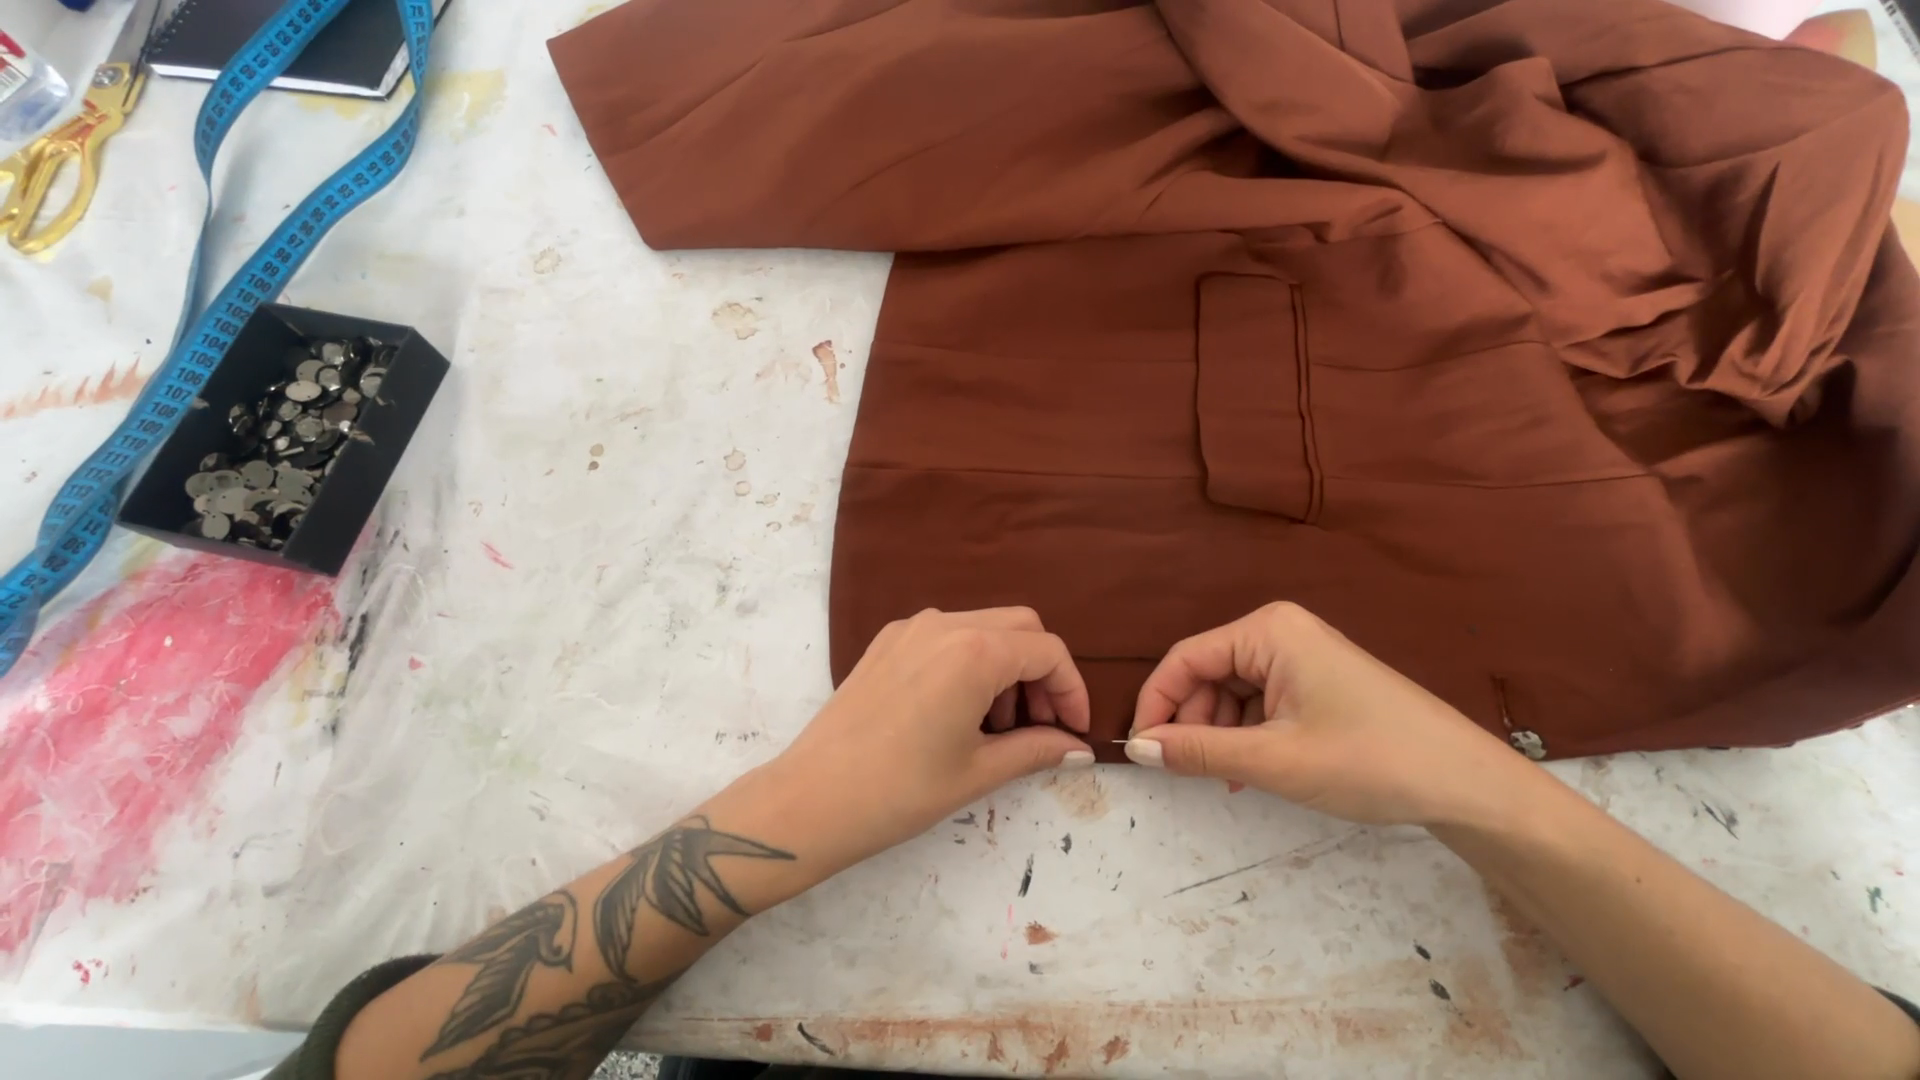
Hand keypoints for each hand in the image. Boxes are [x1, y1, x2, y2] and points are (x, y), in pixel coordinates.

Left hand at [765, 607, 1094, 869]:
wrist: (812, 798)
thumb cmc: (901, 790)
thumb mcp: (979, 771)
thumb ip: (1038, 750)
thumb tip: (1080, 751)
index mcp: (975, 651)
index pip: (1048, 652)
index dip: (1072, 690)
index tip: (1074, 731)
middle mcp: (944, 624)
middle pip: (1020, 627)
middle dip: (1041, 673)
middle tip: (1041, 726)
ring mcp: (910, 628)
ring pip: (983, 627)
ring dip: (1006, 667)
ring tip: (997, 728)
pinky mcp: (886, 642)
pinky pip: (947, 636)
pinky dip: (970, 662)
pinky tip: (960, 712)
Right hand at [1126, 602, 1536, 826]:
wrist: (1467, 784)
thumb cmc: (1368, 760)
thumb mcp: (1273, 760)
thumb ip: (1197, 751)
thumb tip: (1136, 749)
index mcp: (1268, 631)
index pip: (1185, 659)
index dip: (1155, 704)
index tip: (1141, 751)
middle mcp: (1280, 633)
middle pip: (1207, 675)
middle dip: (1192, 723)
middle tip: (1193, 772)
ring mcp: (1301, 657)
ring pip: (1231, 693)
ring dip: (1219, 735)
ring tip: (1232, 779)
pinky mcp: (1317, 682)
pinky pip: (1260, 703)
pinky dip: (1246, 736)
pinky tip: (1252, 772)